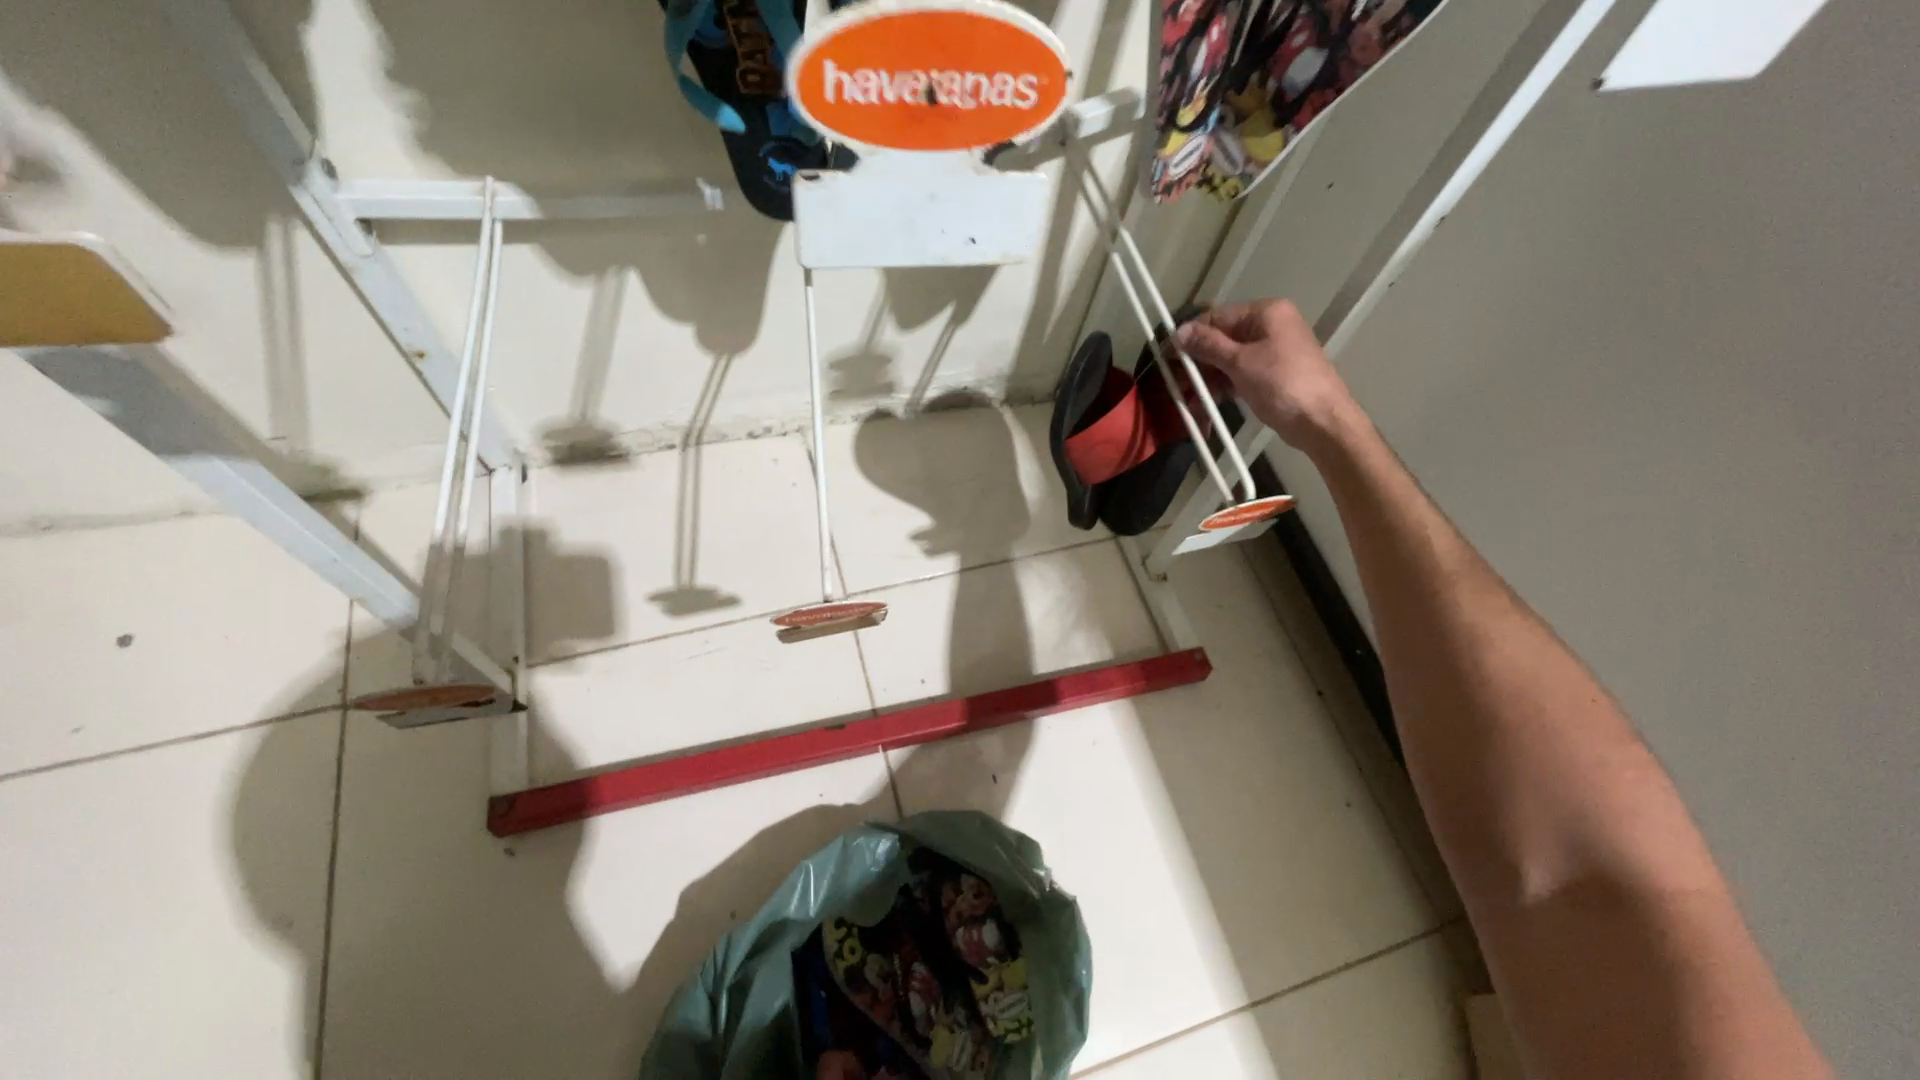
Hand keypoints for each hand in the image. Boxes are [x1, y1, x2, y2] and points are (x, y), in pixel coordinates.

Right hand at [1172, 299, 1363, 454]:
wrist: (1322, 422)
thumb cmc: (1283, 384)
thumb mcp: (1240, 362)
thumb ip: (1208, 345)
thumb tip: (1178, 332)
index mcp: (1265, 313)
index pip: (1217, 317)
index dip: (1190, 336)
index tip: (1166, 356)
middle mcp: (1268, 327)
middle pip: (1221, 340)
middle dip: (1197, 363)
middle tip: (1175, 384)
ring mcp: (1271, 352)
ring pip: (1227, 361)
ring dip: (1206, 380)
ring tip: (1187, 401)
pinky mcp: (1270, 375)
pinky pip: (1238, 376)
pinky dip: (1222, 389)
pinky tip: (1204, 406)